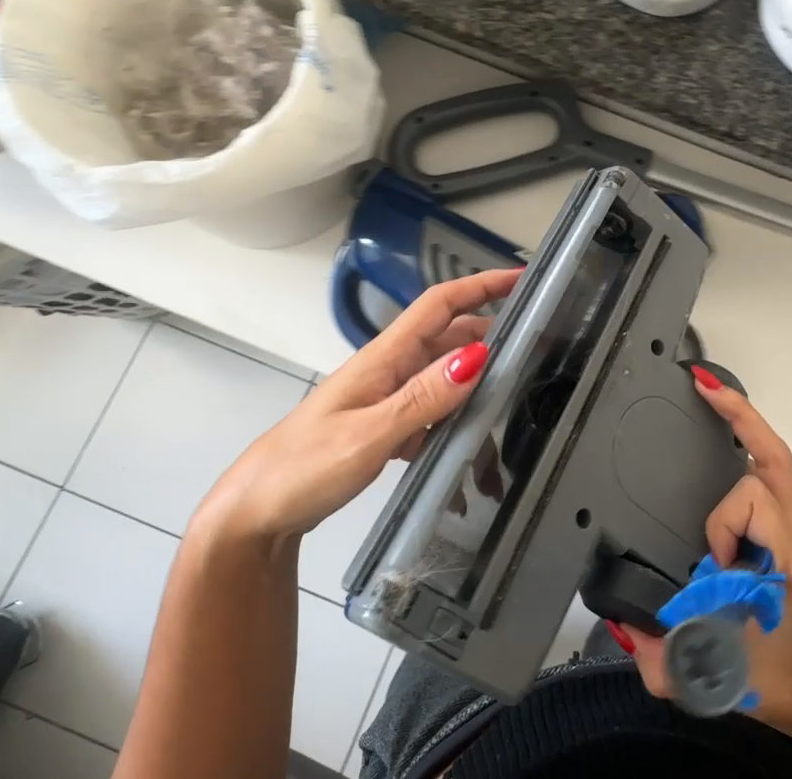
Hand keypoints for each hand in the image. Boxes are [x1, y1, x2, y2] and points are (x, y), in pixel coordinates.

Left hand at [190, 268, 520, 543]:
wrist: (257, 511)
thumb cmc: (303, 468)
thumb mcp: (369, 434)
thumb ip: (424, 397)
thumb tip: (478, 356)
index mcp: (383, 359)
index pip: (438, 305)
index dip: (480, 286)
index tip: (520, 279)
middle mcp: (388, 371)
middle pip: (449, 339)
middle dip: (492, 341)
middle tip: (533, 355)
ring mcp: (386, 399)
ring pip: (444, 380)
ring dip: (475, 394)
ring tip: (506, 420)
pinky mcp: (385, 427)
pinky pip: (431, 416)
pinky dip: (454, 428)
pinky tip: (469, 460)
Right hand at [617, 373, 791, 735]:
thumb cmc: (788, 685)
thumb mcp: (724, 682)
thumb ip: (668, 663)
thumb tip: (627, 629)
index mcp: (788, 563)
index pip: (756, 503)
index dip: (722, 523)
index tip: (710, 563)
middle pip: (775, 458)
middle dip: (739, 414)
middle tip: (700, 384)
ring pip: (773, 462)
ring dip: (742, 428)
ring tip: (707, 403)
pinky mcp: (788, 535)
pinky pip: (768, 478)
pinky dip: (745, 447)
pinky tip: (721, 439)